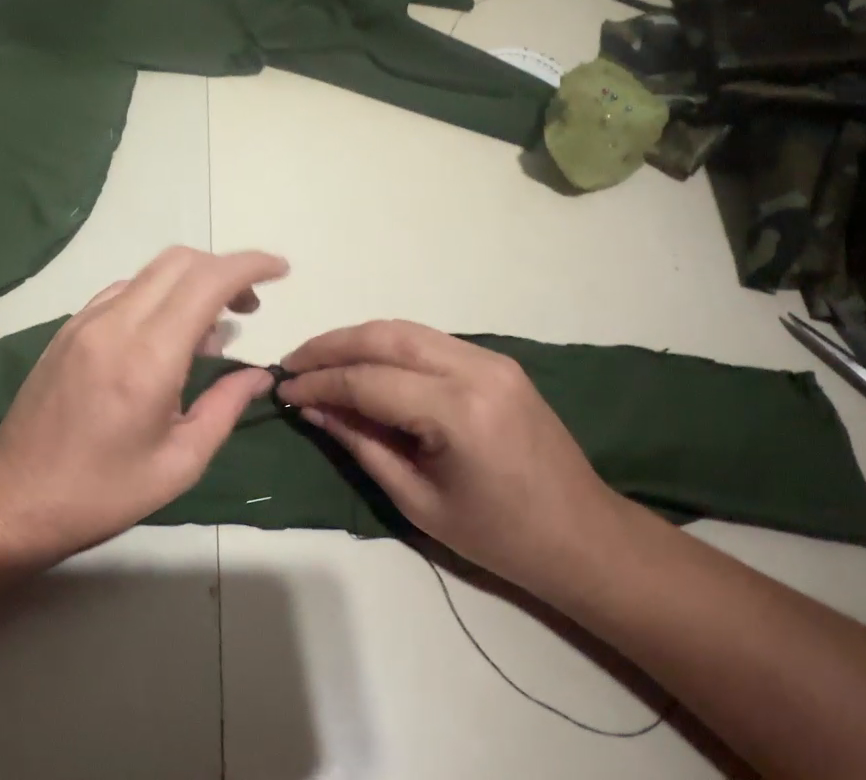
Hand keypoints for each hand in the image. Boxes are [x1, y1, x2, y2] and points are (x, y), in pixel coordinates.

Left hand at [0, 247, 288, 556]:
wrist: (13, 495)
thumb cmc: (101, 492)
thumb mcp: (179, 463)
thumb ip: (225, 407)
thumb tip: (259, 373)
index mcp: (148, 357)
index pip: (207, 281)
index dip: (250, 266)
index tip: (282, 272)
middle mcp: (115, 324)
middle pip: (179, 261)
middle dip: (225, 270)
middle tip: (249, 310)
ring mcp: (86, 321)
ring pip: (149, 273)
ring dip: (191, 283)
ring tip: (212, 333)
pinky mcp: (68, 329)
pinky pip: (123, 291)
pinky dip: (158, 297)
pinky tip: (167, 339)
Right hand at [277, 320, 624, 591]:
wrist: (583, 536)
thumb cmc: (498, 535)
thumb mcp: (417, 500)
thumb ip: (361, 444)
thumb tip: (312, 408)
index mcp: (458, 412)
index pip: (368, 380)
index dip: (319, 383)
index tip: (282, 390)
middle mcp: (475, 370)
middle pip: (385, 336)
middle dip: (330, 346)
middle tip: (292, 364)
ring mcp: (492, 360)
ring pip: (405, 329)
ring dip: (356, 340)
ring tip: (317, 361)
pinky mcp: (498, 362)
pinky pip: (429, 341)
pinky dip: (387, 346)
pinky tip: (363, 364)